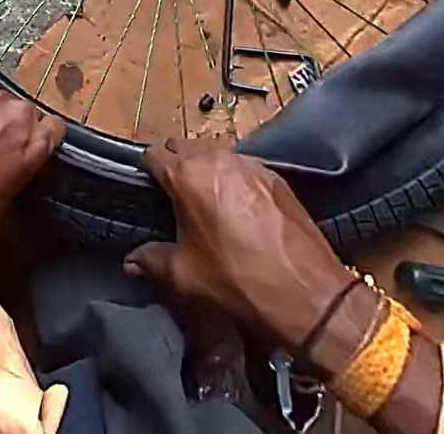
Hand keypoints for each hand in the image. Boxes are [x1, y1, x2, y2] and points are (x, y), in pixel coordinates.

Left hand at [0, 75, 64, 236]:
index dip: (39, 137)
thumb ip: (27, 202)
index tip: (26, 144)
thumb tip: (30, 216)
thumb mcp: (7, 215)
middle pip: (25, 111)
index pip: (54, 127)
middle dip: (12, 125)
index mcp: (36, 144)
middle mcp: (18, 115)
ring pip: (0, 97)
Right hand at [124, 138, 359, 357]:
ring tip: (210, 199)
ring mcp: (247, 164)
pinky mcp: (274, 175)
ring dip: (204, 168)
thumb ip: (151, 260)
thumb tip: (130, 261)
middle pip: (181, 146)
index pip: (152, 153)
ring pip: (212, 152)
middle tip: (178, 196)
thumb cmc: (240, 281)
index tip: (151, 190)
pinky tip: (242, 207)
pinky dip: (234, 177)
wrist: (312, 297)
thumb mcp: (186, 275)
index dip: (147, 170)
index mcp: (185, 175)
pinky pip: (242, 165)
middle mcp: (213, 159)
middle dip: (175, 164)